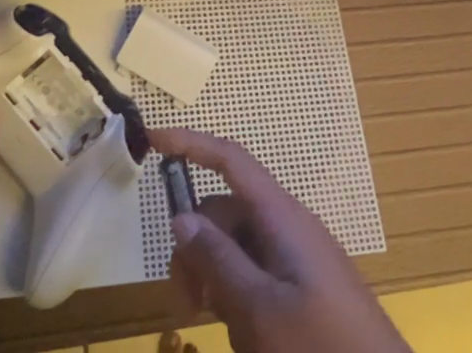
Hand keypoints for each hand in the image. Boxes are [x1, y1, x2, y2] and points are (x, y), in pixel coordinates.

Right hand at [152, 127, 410, 352]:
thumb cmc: (320, 346)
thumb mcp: (259, 309)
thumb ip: (218, 260)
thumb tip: (181, 216)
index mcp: (283, 217)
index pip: (231, 159)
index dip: (191, 143)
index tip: (151, 140)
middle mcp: (289, 227)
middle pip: (224, 214)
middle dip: (196, 249)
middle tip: (185, 303)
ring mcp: (297, 258)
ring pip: (236, 249)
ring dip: (216, 282)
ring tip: (223, 328)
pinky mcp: (303, 287)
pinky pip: (256, 275)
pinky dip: (238, 298)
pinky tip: (244, 335)